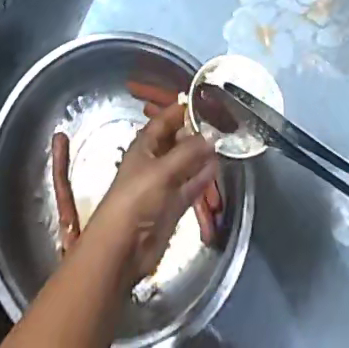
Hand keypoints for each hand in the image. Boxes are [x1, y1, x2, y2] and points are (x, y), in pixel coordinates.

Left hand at [78, 103, 218, 286]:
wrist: (124, 246)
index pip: (164, 120)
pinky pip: (191, 184)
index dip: (181, 110)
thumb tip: (211, 136)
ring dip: (202, 155)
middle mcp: (155, 160)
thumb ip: (188, 153)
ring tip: (225, 143)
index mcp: (145, 145)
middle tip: (223, 123)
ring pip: (187, 163)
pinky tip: (217, 168)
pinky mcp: (174, 203)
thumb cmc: (137, 198)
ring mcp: (165, 183)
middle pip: (178, 140)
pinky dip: (202, 176)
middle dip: (196, 132)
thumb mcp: (162, 170)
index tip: (205, 101)